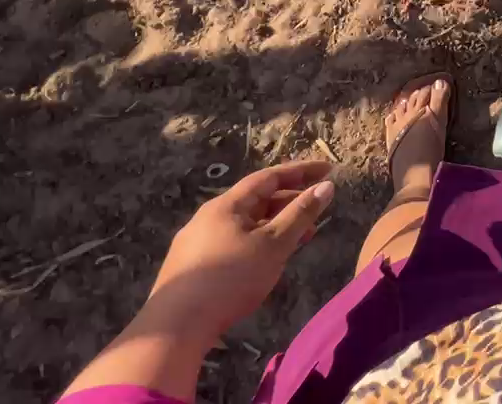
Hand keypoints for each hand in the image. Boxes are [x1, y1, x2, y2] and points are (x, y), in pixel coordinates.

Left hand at [143, 160, 335, 339]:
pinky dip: (260, 241)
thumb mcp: (274, 243)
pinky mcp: (192, 268)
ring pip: (247, 223)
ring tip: (302, 238)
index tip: (328, 170)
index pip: (268, 177)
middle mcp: (207, 219)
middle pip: (257, 200)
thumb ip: (302, 212)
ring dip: (277, 224)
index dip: (301, 171)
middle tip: (318, 210)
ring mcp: (196, 245)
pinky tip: (271, 258)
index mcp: (225, 206)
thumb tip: (326, 186)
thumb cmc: (230, 278)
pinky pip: (235, 241)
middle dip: (291, 202)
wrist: (173, 331)